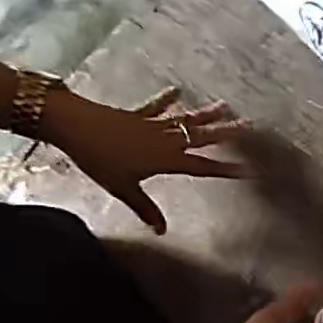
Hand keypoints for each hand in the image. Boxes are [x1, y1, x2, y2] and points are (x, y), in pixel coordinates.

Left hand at [43, 86, 248, 234]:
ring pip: (186, 120)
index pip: (203, 167)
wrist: (72, 124)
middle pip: (202, 137)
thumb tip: (162, 231)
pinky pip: (156, 108)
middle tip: (249, 125)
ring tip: (226, 105)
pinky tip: (177, 91)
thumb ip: (145, 209)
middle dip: (227, 132)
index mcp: (166, 159)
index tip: (250, 169)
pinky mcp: (136, 116)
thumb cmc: (98, 158)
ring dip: (207, 114)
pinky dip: (167, 100)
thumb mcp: (123, 188)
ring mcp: (152, 125)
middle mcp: (165, 140)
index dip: (227, 169)